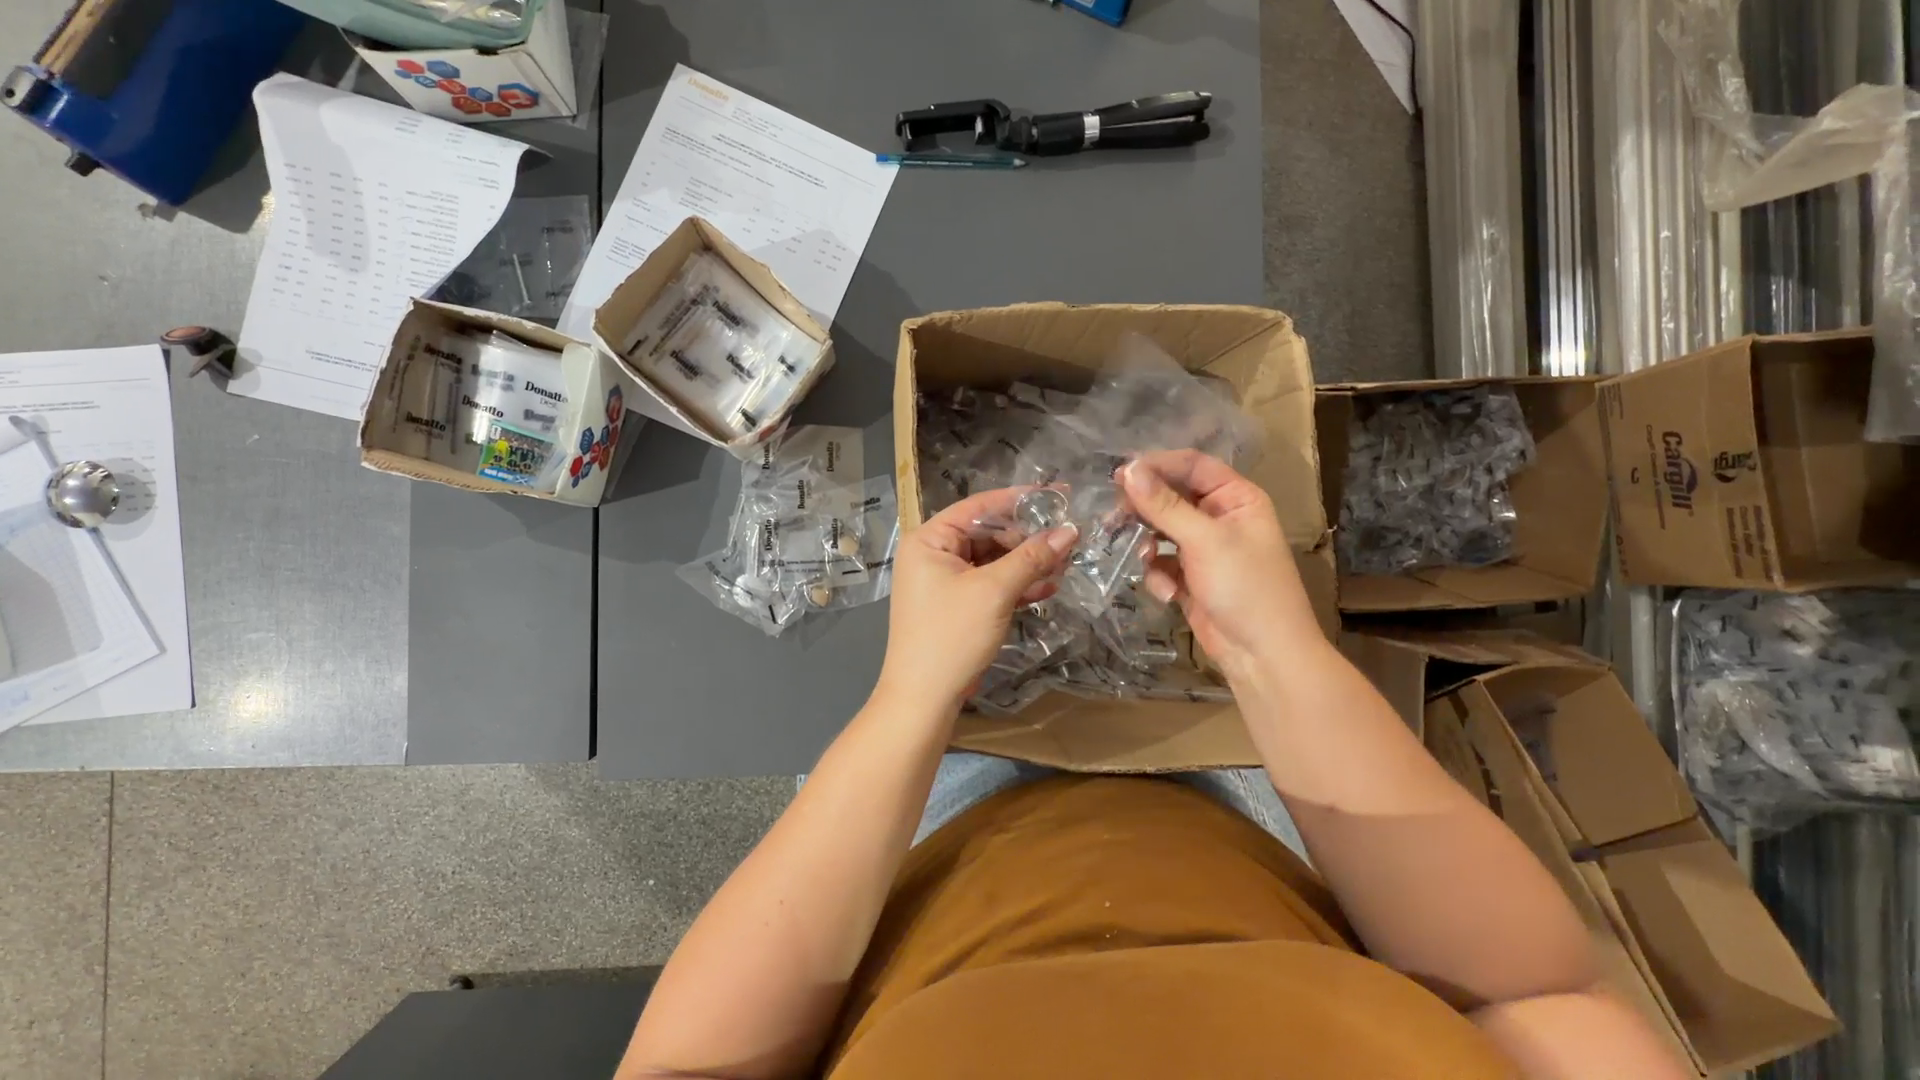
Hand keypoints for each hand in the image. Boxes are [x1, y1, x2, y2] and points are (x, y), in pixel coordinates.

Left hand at [877, 487, 1077, 713]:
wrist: (923, 697)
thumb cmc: (952, 636)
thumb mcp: (995, 592)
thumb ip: (1031, 558)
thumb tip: (1070, 531)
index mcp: (929, 540)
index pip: (979, 506)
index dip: (1020, 500)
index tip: (1059, 494)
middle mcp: (933, 554)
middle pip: (988, 533)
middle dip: (1027, 539)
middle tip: (1068, 540)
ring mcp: (943, 582)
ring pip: (993, 560)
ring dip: (1026, 563)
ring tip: (1063, 566)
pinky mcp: (956, 605)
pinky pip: (990, 584)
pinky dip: (1016, 585)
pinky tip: (1047, 588)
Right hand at [1119, 450, 1320, 677]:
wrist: (1263, 655)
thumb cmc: (1245, 588)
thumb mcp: (1204, 541)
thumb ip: (1164, 505)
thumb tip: (1128, 470)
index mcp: (1237, 498)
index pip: (1192, 466)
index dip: (1157, 465)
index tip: (1119, 475)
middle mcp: (1221, 518)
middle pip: (1171, 497)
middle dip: (1145, 510)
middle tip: (1114, 518)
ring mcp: (1205, 550)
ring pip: (1161, 531)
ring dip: (1147, 545)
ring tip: (1141, 558)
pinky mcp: (1190, 578)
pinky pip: (1161, 564)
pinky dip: (1158, 576)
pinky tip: (1168, 594)